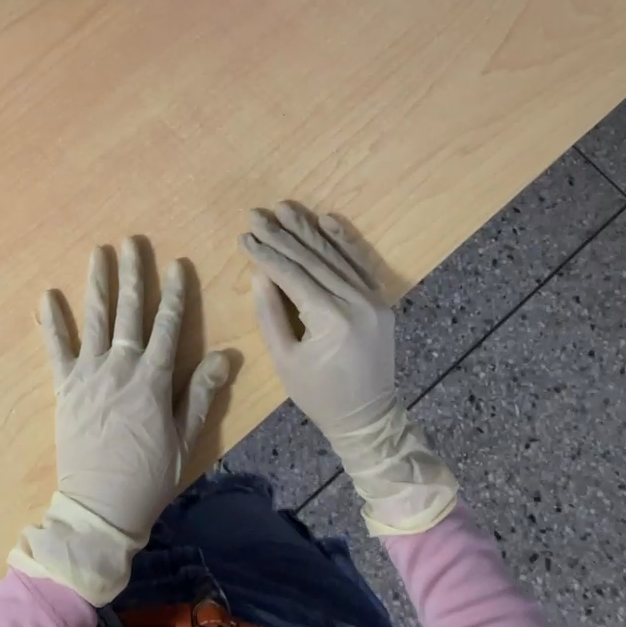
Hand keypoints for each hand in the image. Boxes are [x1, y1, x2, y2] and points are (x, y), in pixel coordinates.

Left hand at [8, 238, 231, 604]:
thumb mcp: (185, 440)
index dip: (174, 294)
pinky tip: (47, 296)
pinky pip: (56, 348)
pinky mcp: (65, 386)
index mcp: (152, 380)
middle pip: (129, 312)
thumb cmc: (149, 476)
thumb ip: (201, 394)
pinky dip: (52, 322)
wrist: (100, 508)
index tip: (177, 264)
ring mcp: (89, 374)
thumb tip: (227, 355)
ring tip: (98, 253)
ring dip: (97, 284)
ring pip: (94, 320)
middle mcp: (120, 367)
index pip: (168, 326)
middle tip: (133, 242)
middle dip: (133, 274)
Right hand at [241, 201, 457, 535]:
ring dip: (308, 230)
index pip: (292, 275)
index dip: (266, 254)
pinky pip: (360, 264)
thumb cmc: (319, 394)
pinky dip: (343, 241)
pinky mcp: (381, 301)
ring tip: (284, 208)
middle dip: (282, 235)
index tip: (244, 236)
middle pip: (312, 259)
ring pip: (335, 256)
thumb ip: (270, 313)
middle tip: (257, 213)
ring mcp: (373, 300)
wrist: (369, 418)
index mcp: (331, 319)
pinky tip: (326, 219)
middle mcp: (356, 302)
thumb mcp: (284, 359)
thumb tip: (259, 272)